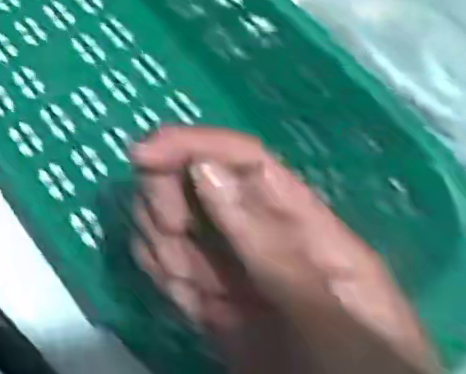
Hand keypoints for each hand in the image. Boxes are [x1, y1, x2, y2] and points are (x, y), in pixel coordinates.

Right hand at [130, 126, 438, 373]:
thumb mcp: (325, 321)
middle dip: (162, 197)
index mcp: (311, 235)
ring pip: (161, 211)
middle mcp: (264, 238)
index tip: (140, 155)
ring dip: (158, 240)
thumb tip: (201, 166)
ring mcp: (229, 265)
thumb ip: (266, 247)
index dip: (189, 144)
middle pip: (189, 176)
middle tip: (167, 232)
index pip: (244, 159)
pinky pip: (154, 252)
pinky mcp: (201, 290)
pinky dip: (155, 269)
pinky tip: (185, 302)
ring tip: (190, 289)